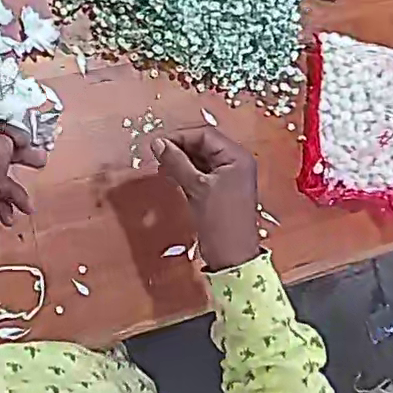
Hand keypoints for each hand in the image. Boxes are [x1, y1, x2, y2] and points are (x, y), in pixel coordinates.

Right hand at [149, 127, 259, 270]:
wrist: (232, 257)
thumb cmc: (219, 219)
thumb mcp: (197, 187)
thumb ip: (177, 162)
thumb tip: (157, 143)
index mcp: (236, 156)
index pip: (205, 135)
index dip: (180, 136)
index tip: (157, 144)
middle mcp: (235, 161)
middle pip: (204, 144)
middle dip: (180, 147)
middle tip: (156, 154)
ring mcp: (229, 176)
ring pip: (201, 158)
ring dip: (181, 159)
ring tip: (161, 165)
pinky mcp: (221, 189)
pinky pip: (202, 172)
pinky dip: (187, 171)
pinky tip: (171, 174)